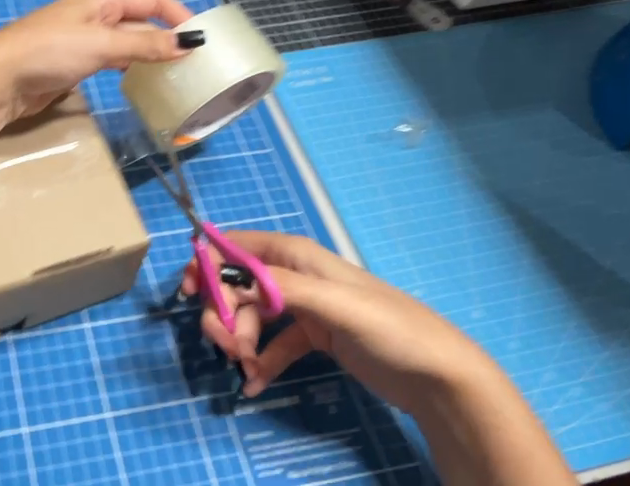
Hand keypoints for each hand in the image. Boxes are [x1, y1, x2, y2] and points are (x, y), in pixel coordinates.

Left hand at [0, 0, 193, 124]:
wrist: (0, 78)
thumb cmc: (50, 52)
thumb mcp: (101, 45)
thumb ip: (144, 45)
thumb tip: (188, 43)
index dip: (180, 15)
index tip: (204, 39)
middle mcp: (96, 13)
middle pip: (142, 20)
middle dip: (168, 37)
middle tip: (197, 62)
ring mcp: (85, 38)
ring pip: (129, 41)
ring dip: (152, 53)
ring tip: (178, 74)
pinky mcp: (76, 61)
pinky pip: (114, 59)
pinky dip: (132, 66)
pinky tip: (144, 80)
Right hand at [183, 231, 498, 414]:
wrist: (439, 376)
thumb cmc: (389, 327)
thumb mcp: (335, 303)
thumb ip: (282, 287)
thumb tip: (234, 279)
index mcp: (296, 255)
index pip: (237, 246)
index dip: (208, 262)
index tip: (190, 292)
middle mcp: (294, 275)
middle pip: (239, 285)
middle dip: (225, 311)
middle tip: (226, 344)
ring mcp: (304, 307)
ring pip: (253, 316)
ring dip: (241, 340)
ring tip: (246, 368)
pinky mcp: (314, 337)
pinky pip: (273, 345)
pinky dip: (260, 361)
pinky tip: (254, 383)